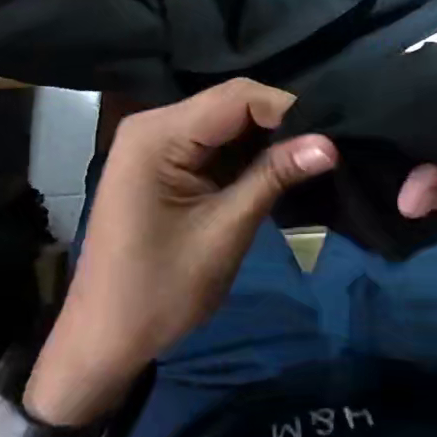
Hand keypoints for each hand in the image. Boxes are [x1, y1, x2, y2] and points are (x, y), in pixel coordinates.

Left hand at [24, 79, 335, 424]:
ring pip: (227, 123)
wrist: (106, 339)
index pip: (238, 97)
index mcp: (157, 135)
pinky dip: (245, 156)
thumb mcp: (225, 231)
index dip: (287, 110)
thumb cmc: (161, 291)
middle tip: (322, 151)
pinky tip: (274, 172)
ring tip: (306, 162)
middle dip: (279, 125)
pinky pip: (214, 144)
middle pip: (232, 104)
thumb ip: (274, 176)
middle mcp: (153, 125)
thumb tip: (330, 143)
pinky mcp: (163, 163)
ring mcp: (155, 143)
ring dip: (265, 141)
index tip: (327, 139)